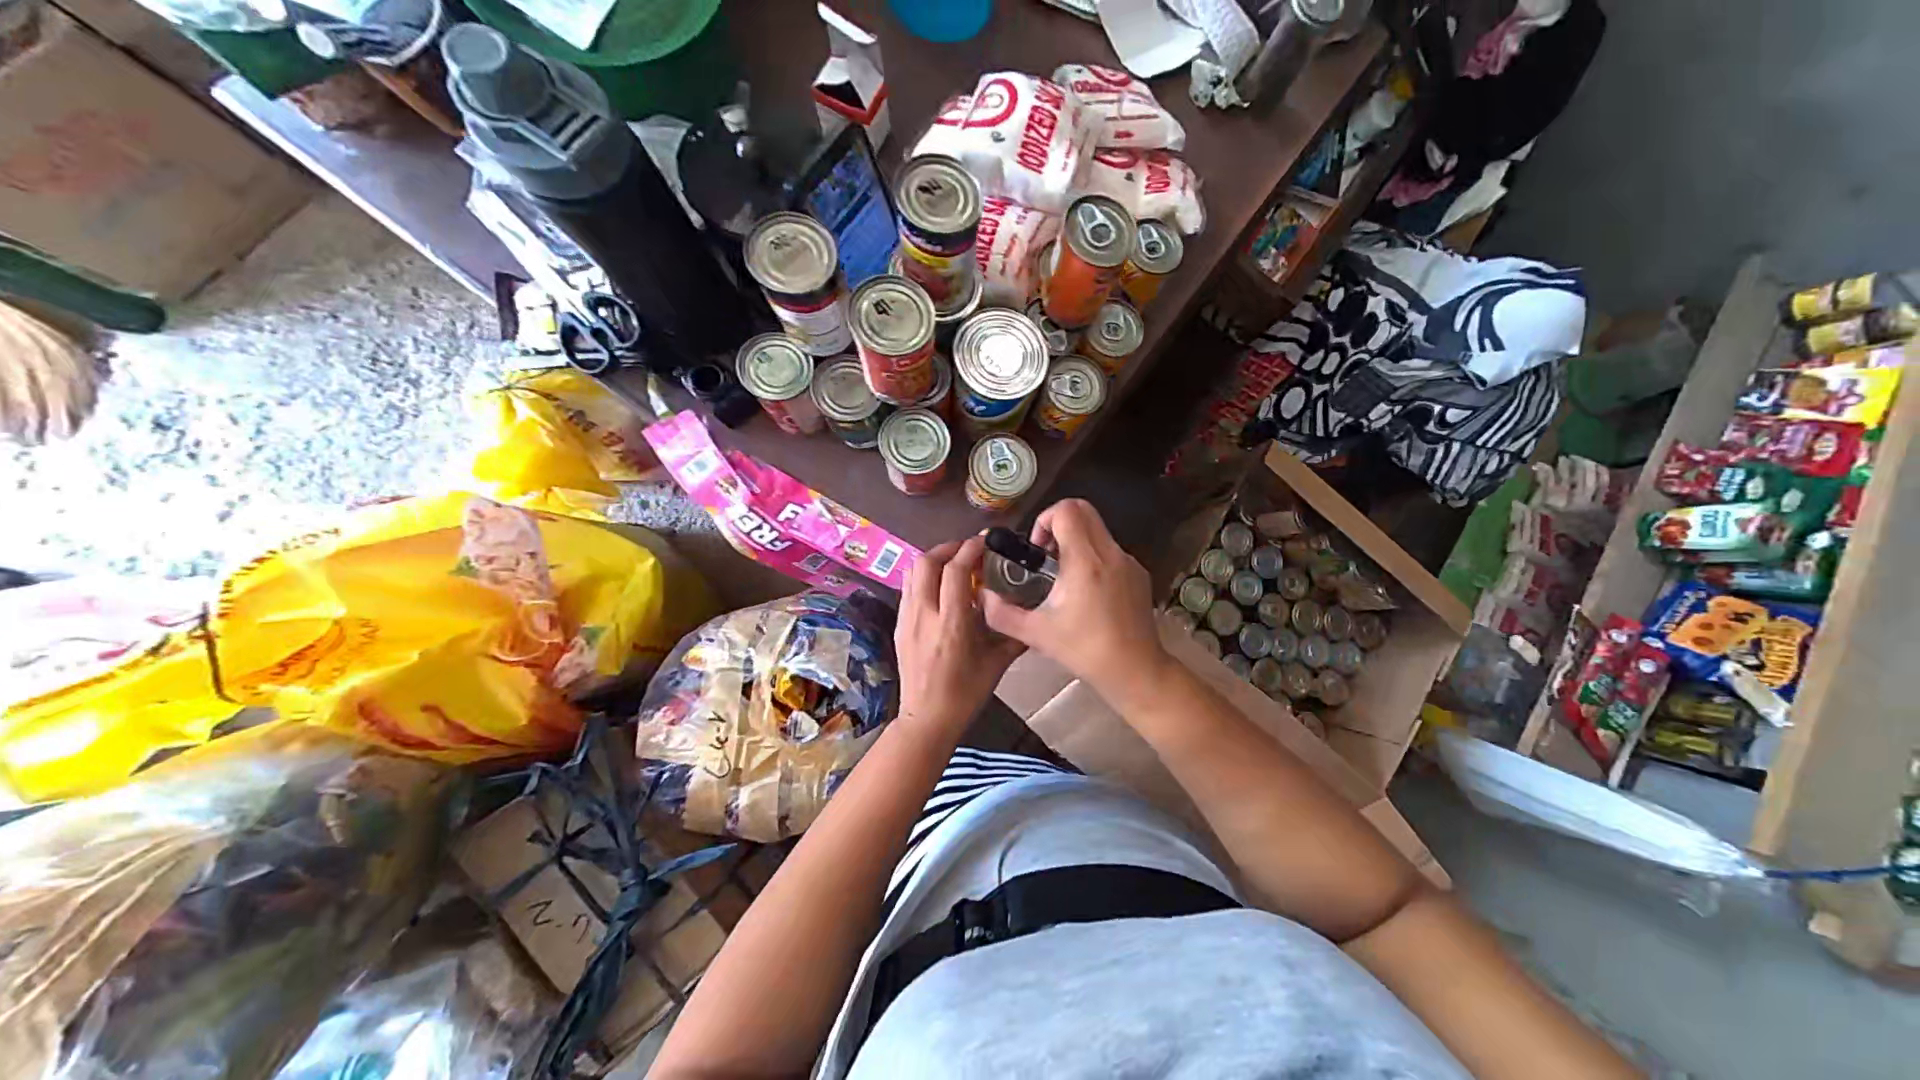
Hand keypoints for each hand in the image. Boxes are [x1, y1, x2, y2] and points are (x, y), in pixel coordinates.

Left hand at [894, 534, 1025, 736]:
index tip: (985, 542)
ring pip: (911, 572)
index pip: (955, 571)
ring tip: (952, 564)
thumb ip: (1014, 634)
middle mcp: (924, 615)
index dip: (970, 549)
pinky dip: (923, 578)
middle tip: (967, 551)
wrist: (926, 719)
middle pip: (926, 562)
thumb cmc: (965, 693)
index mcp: (951, 624)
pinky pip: (907, 589)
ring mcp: (907, 619)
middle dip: (948, 548)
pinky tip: (939, 588)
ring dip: (932, 560)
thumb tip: (1030, 614)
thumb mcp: (997, 664)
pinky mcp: (898, 626)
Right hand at [980, 499, 1170, 698]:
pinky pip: (1111, 550)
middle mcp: (1110, 554)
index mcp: (1085, 562)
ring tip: (1063, 576)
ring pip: (1098, 530)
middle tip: (1046, 553)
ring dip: (1076, 540)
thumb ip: (1002, 614)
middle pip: (1084, 510)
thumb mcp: (1035, 634)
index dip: (1045, 519)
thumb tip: (984, 597)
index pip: (1067, 511)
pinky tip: (1086, 591)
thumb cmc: (1084, 650)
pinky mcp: (1139, 574)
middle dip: (1059, 523)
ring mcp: (1128, 562)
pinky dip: (1093, 556)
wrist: (1135, 670)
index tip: (1037, 548)